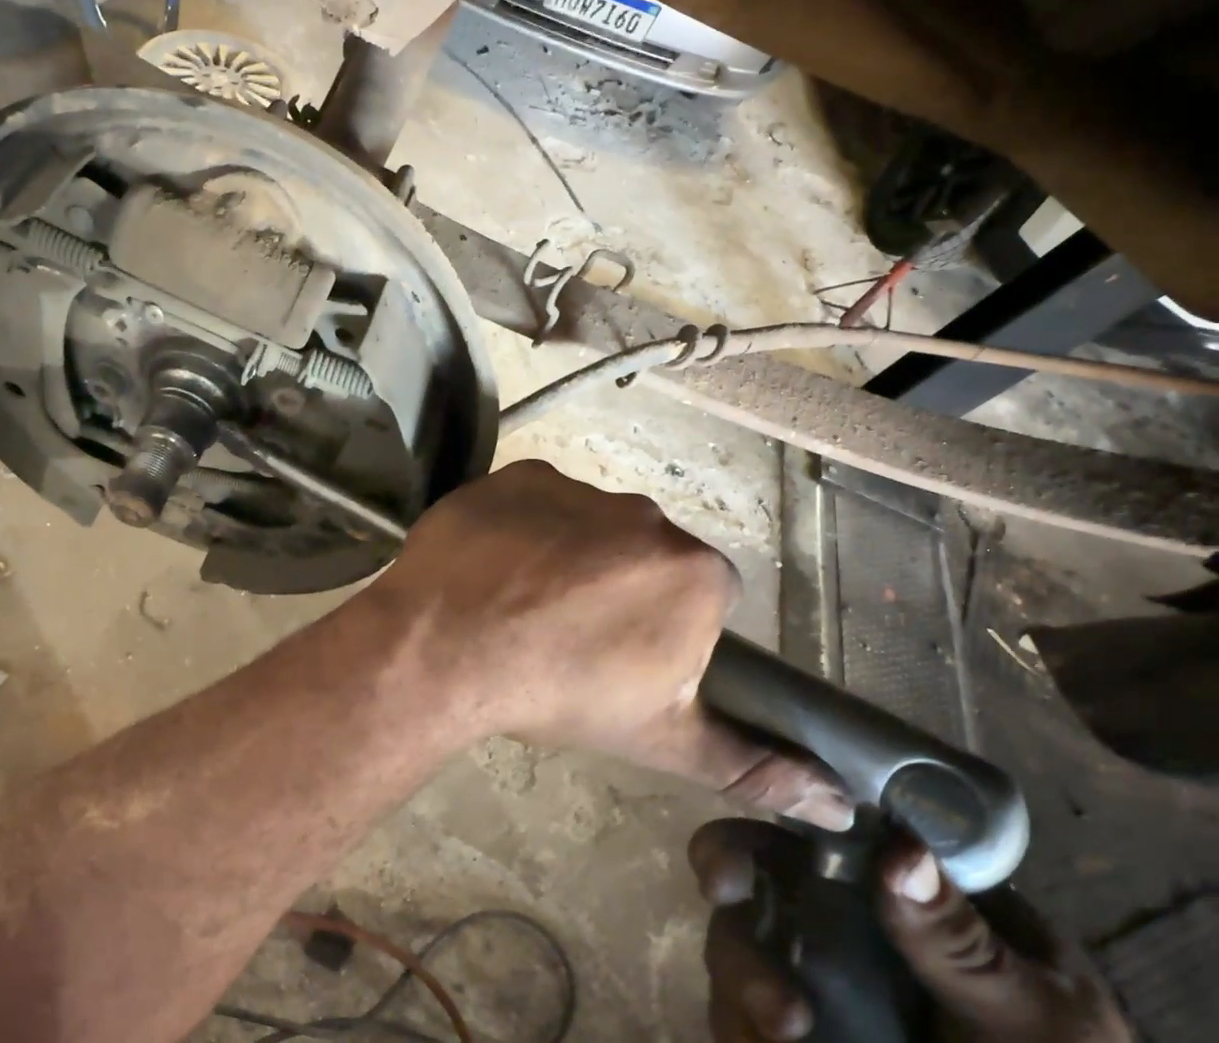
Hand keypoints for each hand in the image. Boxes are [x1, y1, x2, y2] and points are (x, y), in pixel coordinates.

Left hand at [363, 460, 848, 827]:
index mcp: (696, 573)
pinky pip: (529, 503)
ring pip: (582, 525)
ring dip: (562, 555)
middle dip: (614, 588)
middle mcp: (645, 514)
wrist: (442, 648)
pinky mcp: (513, 476)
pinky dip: (516, 528)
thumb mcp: (658, 739)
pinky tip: (487, 568)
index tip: (617, 657)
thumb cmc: (556, 692)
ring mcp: (574, 487)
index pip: (700, 596)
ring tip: (514, 604)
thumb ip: (751, 766)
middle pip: (641, 555)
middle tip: (561, 634)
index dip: (659, 629)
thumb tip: (840, 805)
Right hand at [689, 818, 1133, 1041]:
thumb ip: (959, 941)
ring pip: (737, 947)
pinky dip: (738, 1025)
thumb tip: (899, 845)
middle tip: (755, 969)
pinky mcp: (791, 1021)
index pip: (814, 835)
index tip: (724, 874)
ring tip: (777, 1035)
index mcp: (900, 891)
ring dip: (741, 985)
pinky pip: (738, 1008)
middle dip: (737, 923)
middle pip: (754, 886)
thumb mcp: (1030, 1014)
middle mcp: (841, 916)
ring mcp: (813, 972)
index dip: (755, 838)